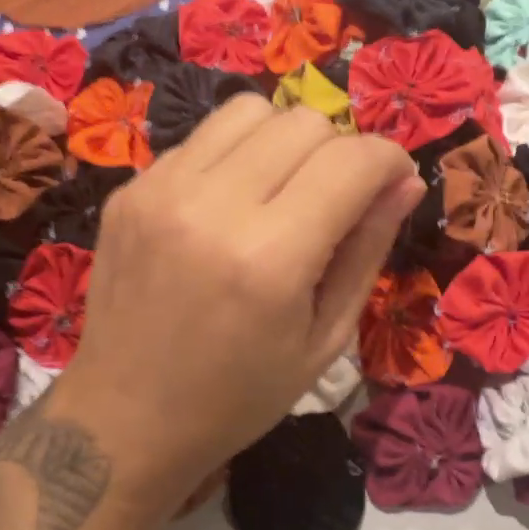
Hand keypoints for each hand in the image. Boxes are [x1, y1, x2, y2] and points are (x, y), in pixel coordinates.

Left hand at [55, 96, 422, 493]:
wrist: (124, 419)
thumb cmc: (239, 396)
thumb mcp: (325, 340)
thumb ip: (368, 250)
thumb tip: (404, 182)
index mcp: (270, 259)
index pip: (352, 161)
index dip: (390, 160)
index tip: (394, 182)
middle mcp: (213, 208)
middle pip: (304, 121)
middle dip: (340, 149)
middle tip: (337, 196)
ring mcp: (162, 190)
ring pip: (251, 109)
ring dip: (286, 139)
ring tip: (284, 188)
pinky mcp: (132, 189)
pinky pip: (203, 136)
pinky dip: (236, 155)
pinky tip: (231, 204)